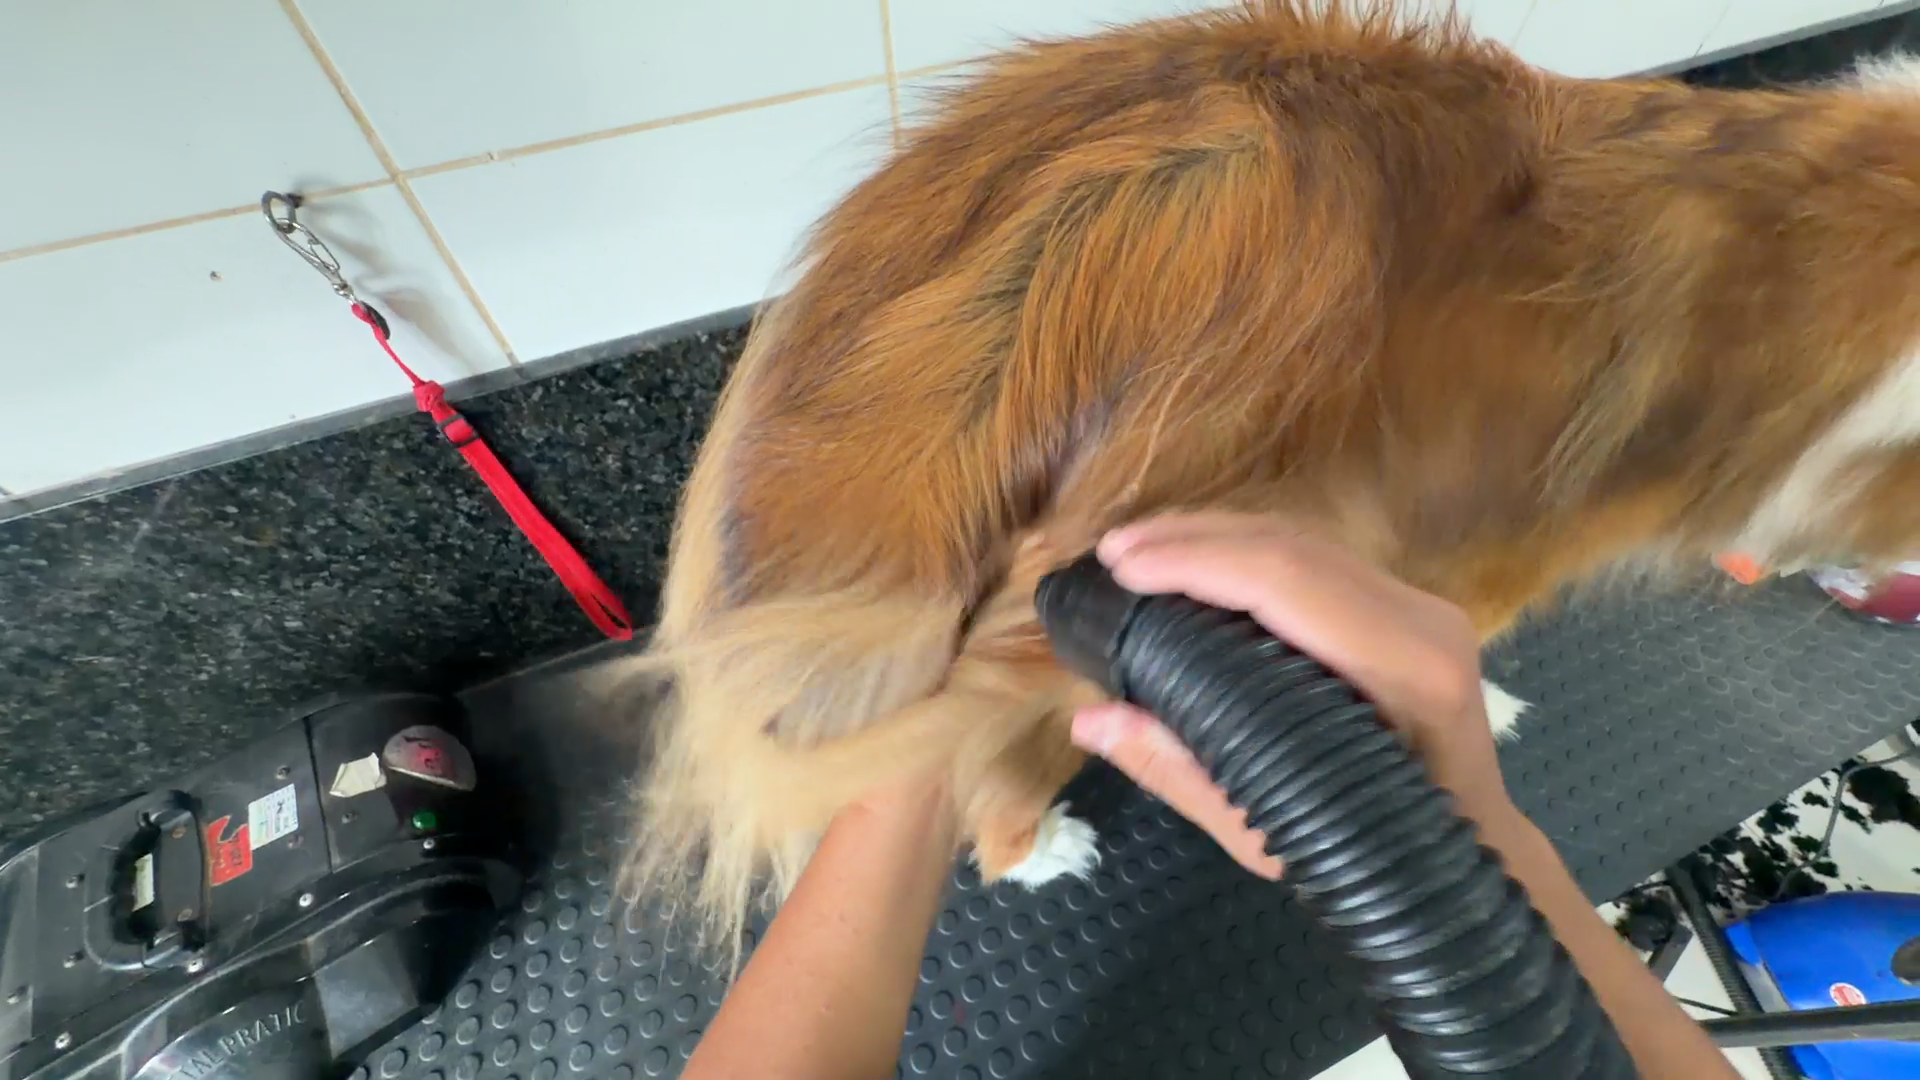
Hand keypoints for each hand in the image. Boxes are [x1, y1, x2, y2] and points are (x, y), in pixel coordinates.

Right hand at [1068, 511, 1519, 876]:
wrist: (1472, 848)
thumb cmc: (1378, 853)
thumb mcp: (1274, 831)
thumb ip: (1183, 773)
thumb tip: (1090, 721)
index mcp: (1406, 671)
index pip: (1287, 582)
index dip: (1197, 564)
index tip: (1122, 570)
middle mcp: (1418, 620)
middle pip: (1288, 544)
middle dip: (1188, 537)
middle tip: (1111, 551)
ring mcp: (1411, 604)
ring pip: (1296, 537)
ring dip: (1207, 533)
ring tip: (1135, 546)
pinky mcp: (1394, 603)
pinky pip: (1305, 554)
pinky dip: (1236, 547)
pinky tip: (1189, 555)